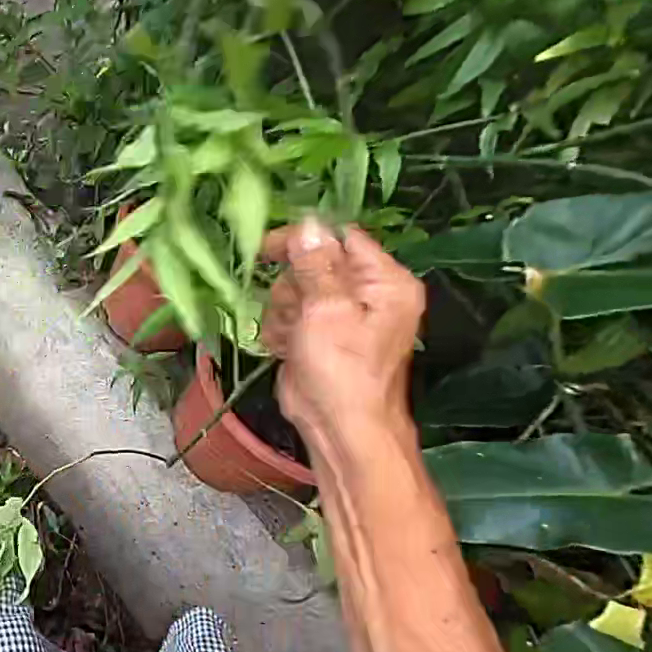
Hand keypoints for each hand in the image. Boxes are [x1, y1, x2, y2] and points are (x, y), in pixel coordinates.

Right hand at [261, 216, 424, 455]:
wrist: (338, 428)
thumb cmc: (341, 371)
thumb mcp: (327, 311)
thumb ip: (315, 264)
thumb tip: (307, 223)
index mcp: (384, 280)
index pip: (340, 237)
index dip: (303, 240)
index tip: (267, 251)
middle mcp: (366, 292)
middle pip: (311, 263)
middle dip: (292, 288)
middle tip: (295, 314)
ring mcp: (340, 313)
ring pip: (292, 289)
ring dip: (282, 312)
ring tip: (293, 338)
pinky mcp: (317, 332)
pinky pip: (287, 313)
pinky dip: (281, 329)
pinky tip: (287, 347)